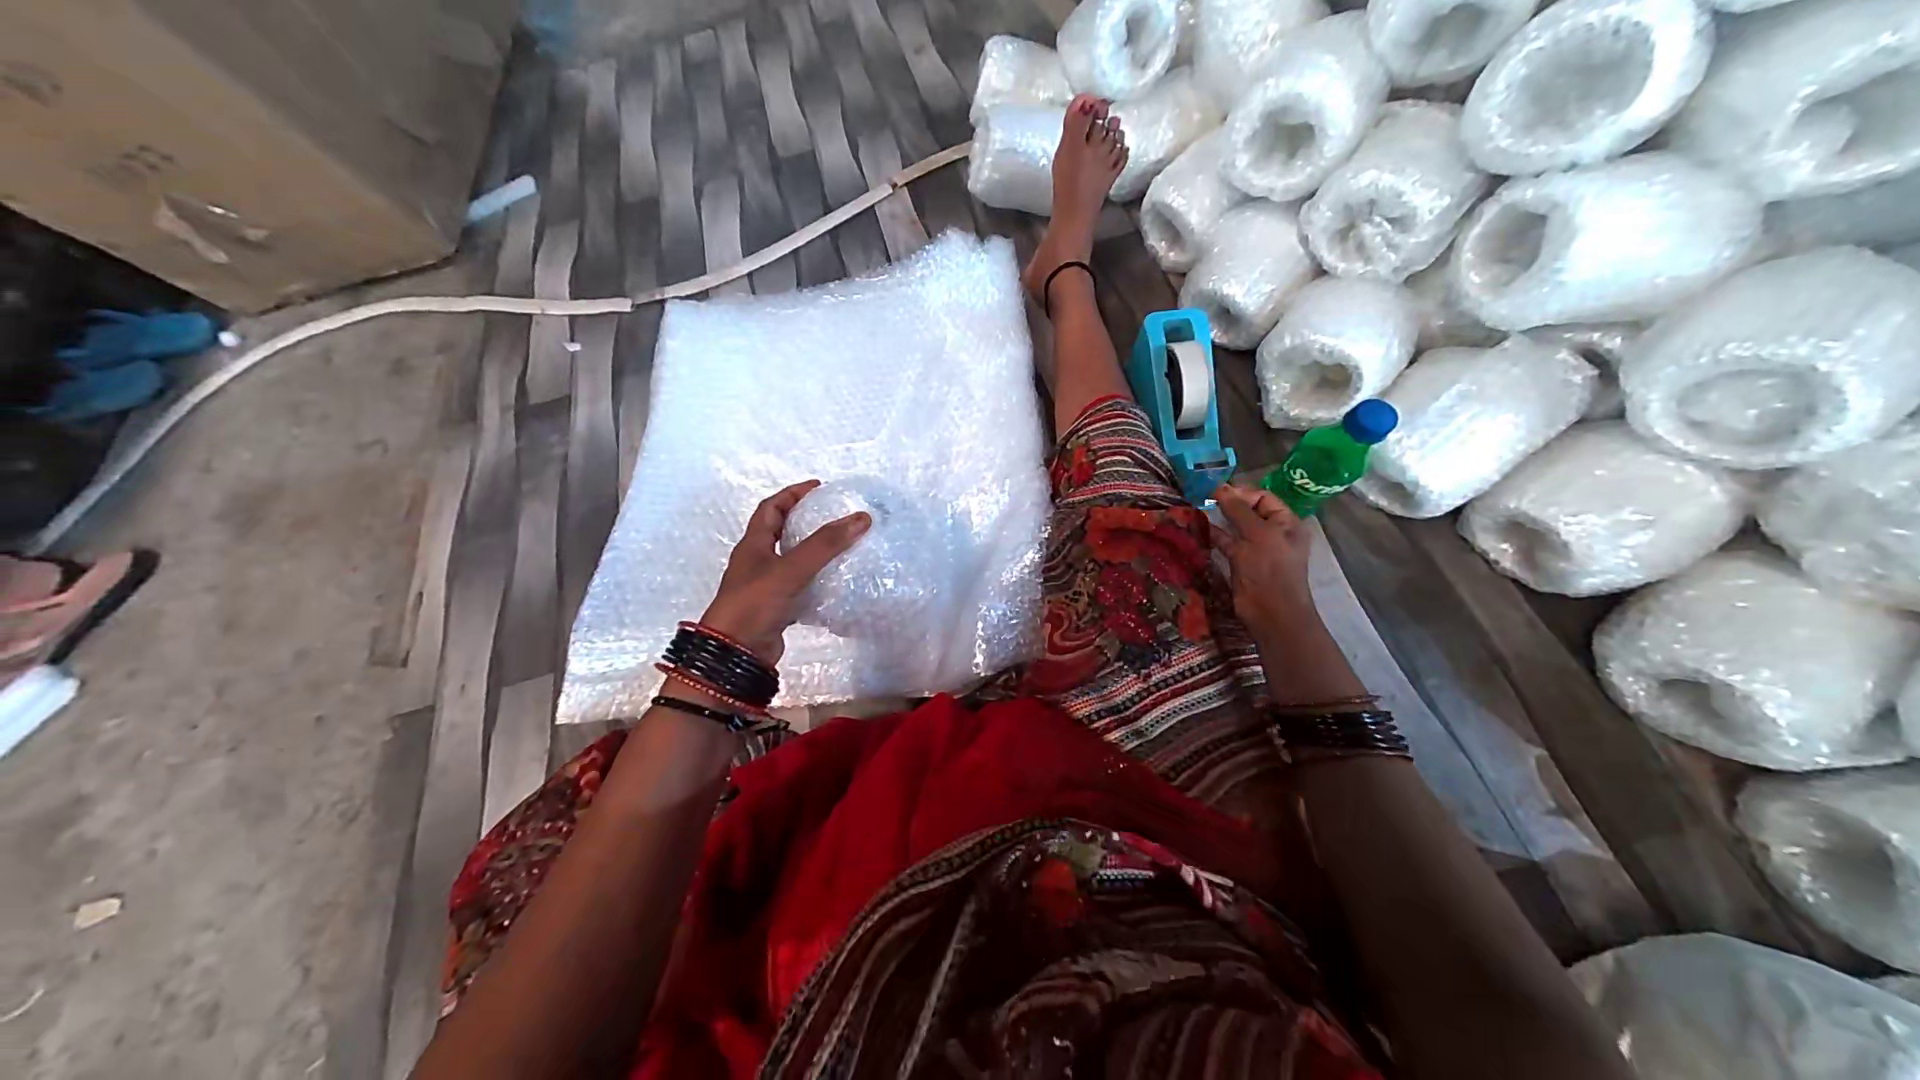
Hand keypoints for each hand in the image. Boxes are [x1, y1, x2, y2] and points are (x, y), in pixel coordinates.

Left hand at [700, 480, 870, 663]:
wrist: (736, 652)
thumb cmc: (756, 602)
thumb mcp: (791, 568)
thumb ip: (825, 544)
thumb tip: (861, 518)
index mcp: (753, 545)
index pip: (771, 509)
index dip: (792, 494)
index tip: (817, 488)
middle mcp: (757, 562)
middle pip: (780, 532)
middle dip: (804, 521)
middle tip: (833, 516)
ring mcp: (765, 587)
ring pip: (791, 561)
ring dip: (812, 552)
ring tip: (840, 547)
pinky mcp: (775, 609)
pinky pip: (799, 588)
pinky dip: (816, 582)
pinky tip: (835, 584)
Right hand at [1211, 483, 1316, 639]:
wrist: (1270, 611)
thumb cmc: (1270, 568)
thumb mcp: (1257, 534)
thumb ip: (1238, 510)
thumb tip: (1221, 488)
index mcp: (1286, 522)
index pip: (1263, 498)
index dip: (1241, 492)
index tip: (1216, 490)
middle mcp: (1272, 532)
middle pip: (1248, 510)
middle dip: (1227, 503)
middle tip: (1202, 496)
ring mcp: (1256, 548)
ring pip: (1235, 526)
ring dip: (1218, 518)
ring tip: (1196, 508)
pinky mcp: (1240, 562)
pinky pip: (1226, 543)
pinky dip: (1214, 535)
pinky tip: (1198, 528)